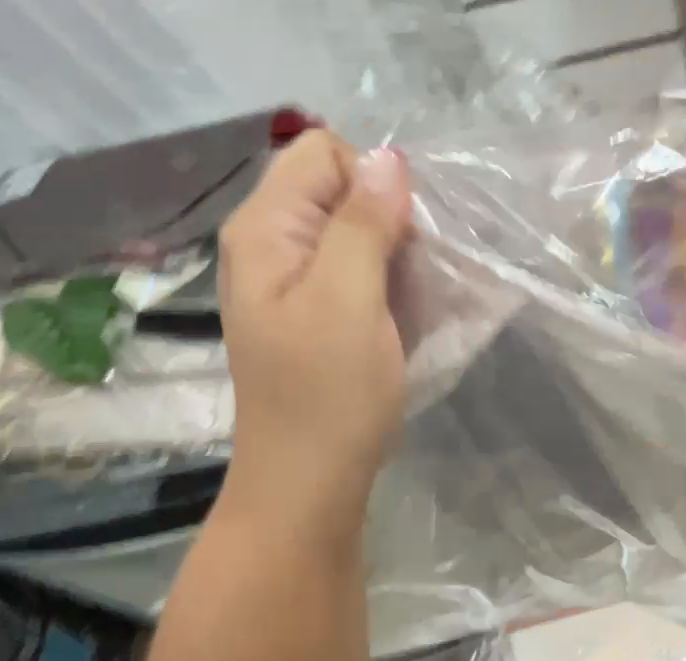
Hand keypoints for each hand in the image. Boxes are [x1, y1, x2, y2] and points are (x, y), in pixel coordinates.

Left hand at [217, 131, 413, 514]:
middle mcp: (272, 245)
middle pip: (341, 192)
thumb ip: (364, 225)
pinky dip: (392, 290)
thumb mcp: (350, 301)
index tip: (407, 240)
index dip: (375, 183)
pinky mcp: (318, 318)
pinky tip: (408, 323)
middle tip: (419, 279)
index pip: (324, 153)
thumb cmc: (329, 395)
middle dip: (392, 223)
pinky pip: (361, 277)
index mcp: (266, 229)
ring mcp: (294, 285)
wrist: (310, 482)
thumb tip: (390, 158)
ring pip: (357, 237)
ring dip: (399, 261)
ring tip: (419, 305)